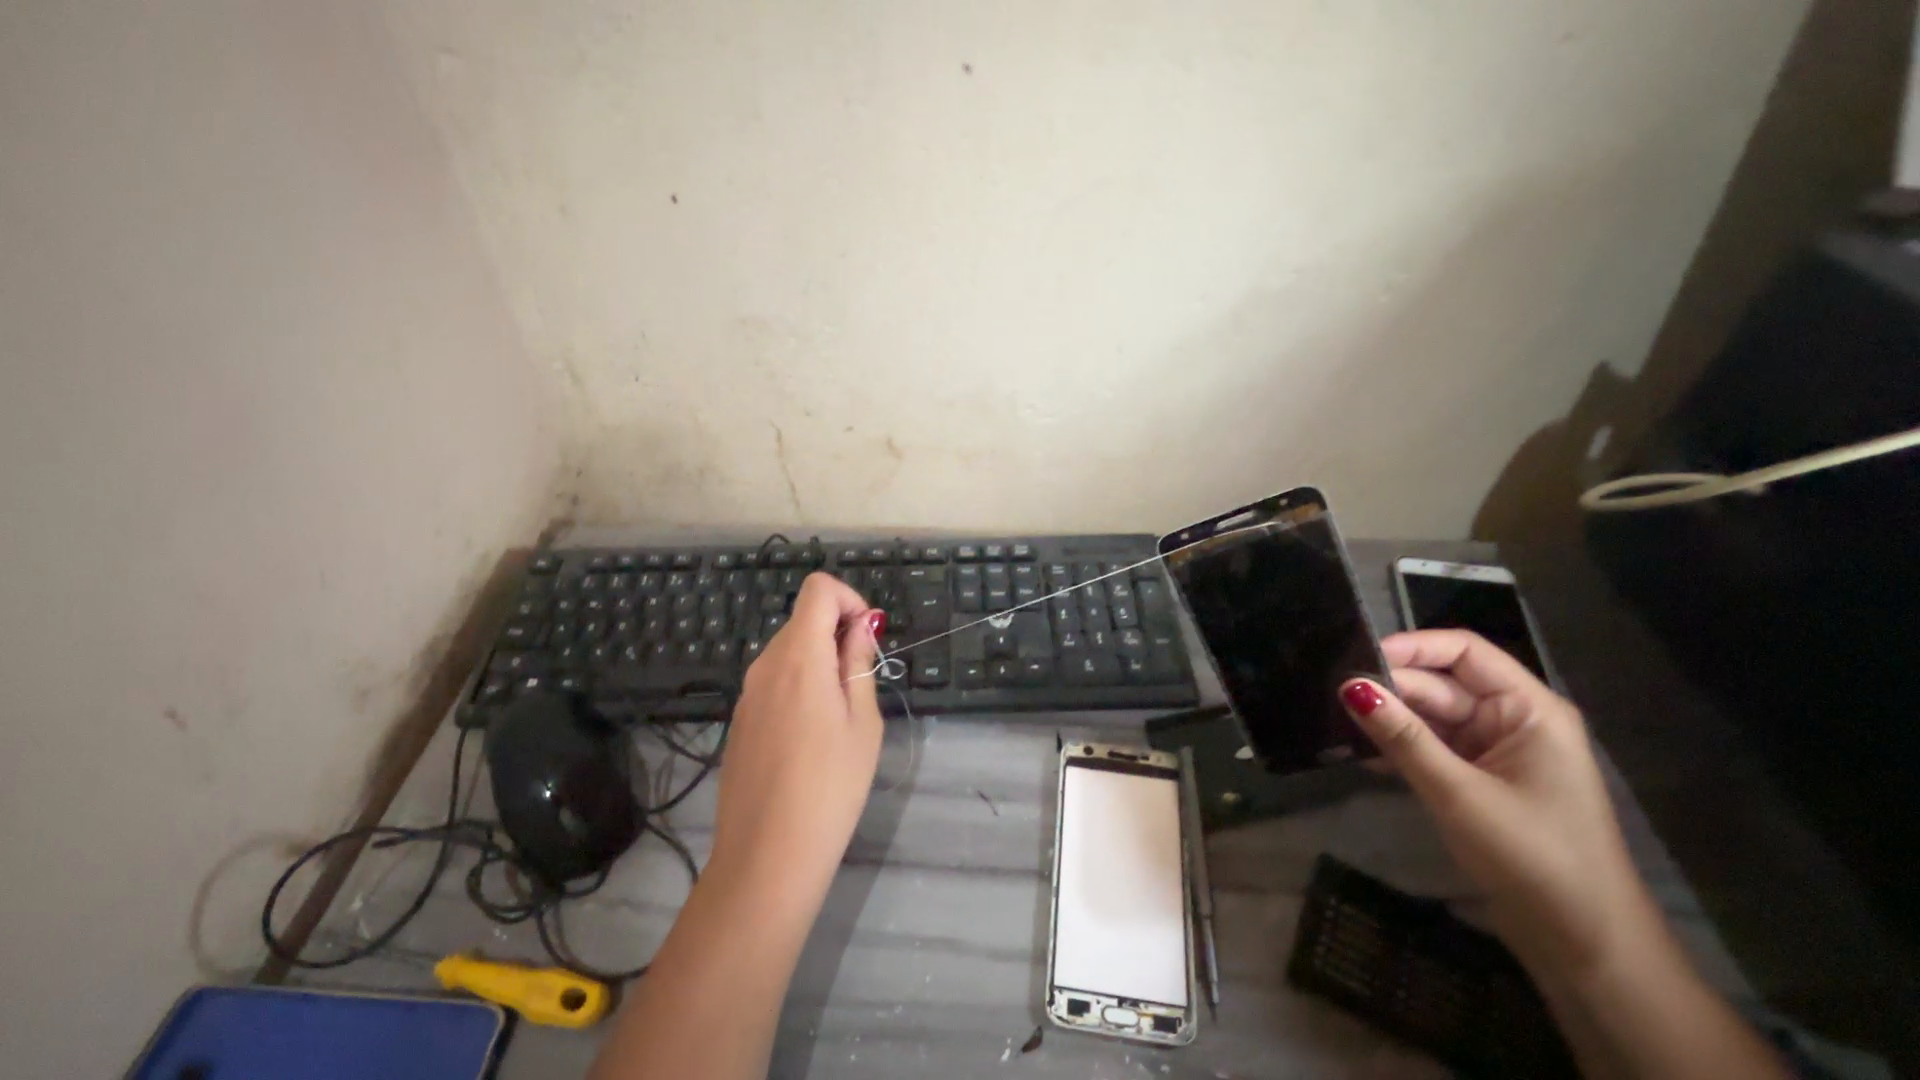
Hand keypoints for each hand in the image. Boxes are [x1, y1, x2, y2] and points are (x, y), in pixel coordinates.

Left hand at [709, 573, 885, 898]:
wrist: (767, 854)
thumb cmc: (831, 785)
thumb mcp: (863, 722)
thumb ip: (859, 664)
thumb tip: (860, 626)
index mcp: (798, 655)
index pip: (818, 589)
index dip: (850, 600)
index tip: (869, 638)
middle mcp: (765, 664)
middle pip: (802, 620)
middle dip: (837, 635)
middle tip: (864, 686)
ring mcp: (746, 694)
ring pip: (788, 653)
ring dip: (819, 664)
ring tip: (841, 719)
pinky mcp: (740, 721)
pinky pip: (774, 684)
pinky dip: (799, 689)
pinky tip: (812, 741)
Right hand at [1340, 630, 1659, 976]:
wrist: (1583, 940)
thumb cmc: (1531, 855)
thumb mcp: (1459, 793)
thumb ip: (1403, 737)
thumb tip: (1350, 686)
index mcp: (1529, 709)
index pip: (1465, 651)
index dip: (1412, 648)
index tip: (1357, 658)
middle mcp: (1515, 721)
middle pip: (1444, 686)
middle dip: (1393, 689)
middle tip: (1331, 696)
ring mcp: (1499, 753)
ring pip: (1435, 719)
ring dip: (1392, 721)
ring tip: (1336, 721)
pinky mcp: (1483, 783)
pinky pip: (1436, 751)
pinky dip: (1403, 750)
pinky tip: (1361, 756)